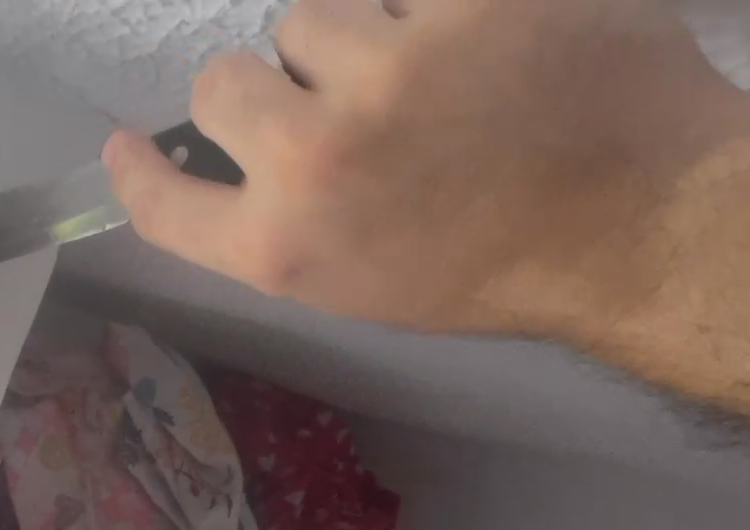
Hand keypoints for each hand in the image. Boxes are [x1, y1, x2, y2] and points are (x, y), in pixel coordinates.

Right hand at [102, 0, 749, 340]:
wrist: (624, 223)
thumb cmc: (460, 271)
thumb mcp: (328, 281)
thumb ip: (251, 226)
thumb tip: (203, 160)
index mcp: (275, 243)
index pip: (162, 200)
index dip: (134, 170)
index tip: (125, 146)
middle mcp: (312, 157)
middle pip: (219, 80)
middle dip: (253, 91)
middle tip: (307, 106)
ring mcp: (394, 69)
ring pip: (304, 16)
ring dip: (335, 41)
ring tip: (400, 72)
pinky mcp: (476, 1)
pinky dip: (415, 12)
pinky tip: (457, 44)